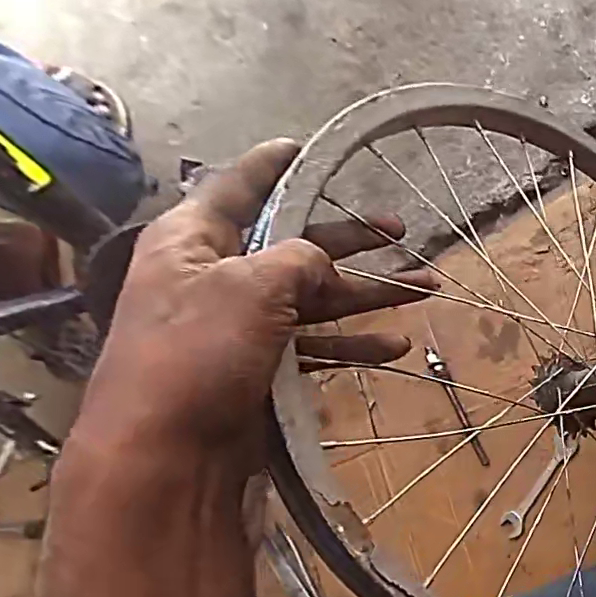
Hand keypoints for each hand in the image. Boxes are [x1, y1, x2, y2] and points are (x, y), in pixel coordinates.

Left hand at [74, 139, 438, 460]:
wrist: (171, 448)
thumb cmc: (196, 352)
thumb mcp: (249, 287)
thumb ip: (297, 260)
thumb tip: (323, 260)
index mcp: (194, 242)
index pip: (237, 189)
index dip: (271, 166)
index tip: (304, 148)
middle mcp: (218, 278)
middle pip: (297, 246)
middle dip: (352, 240)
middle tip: (400, 230)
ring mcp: (244, 325)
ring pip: (320, 298)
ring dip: (372, 295)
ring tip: (424, 289)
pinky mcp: (265, 366)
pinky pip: (320, 345)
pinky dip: (356, 344)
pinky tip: (395, 346)